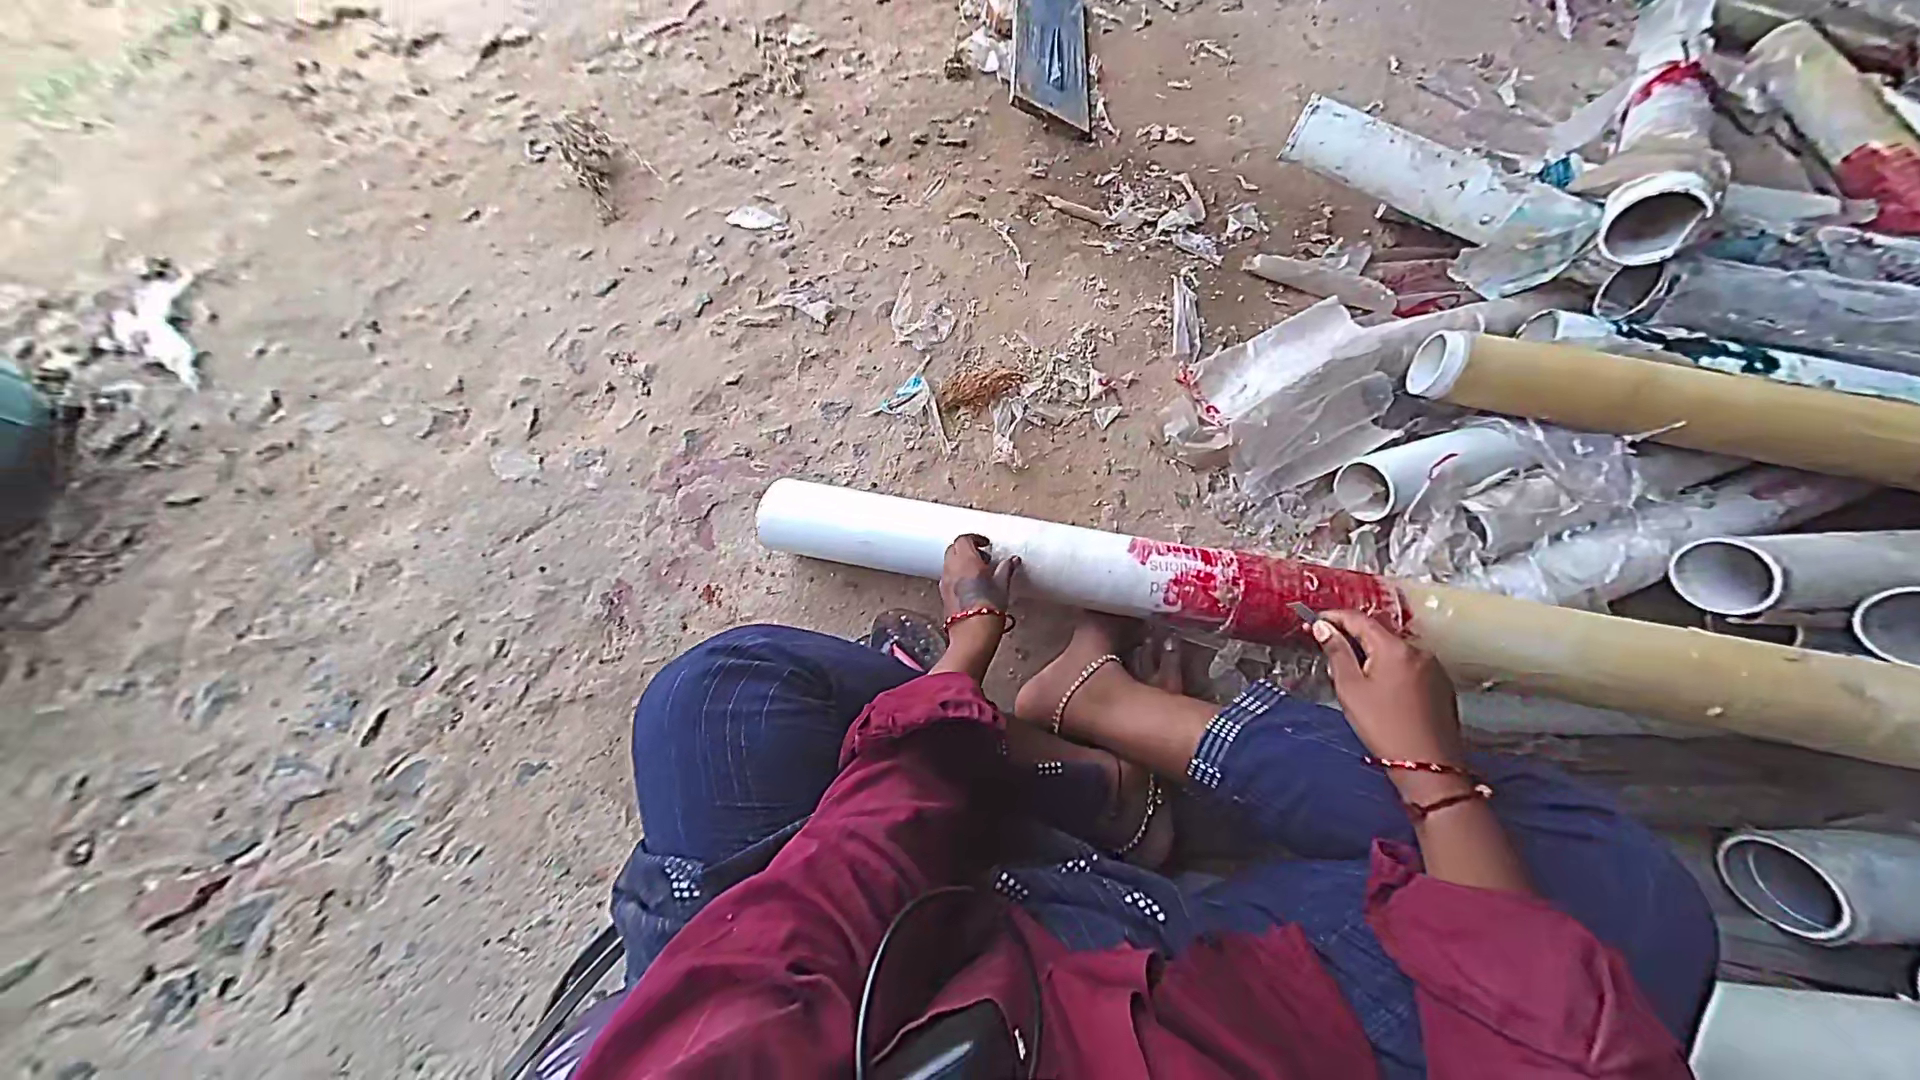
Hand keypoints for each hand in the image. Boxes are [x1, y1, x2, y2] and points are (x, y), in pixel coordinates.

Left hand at [939, 534, 1018, 617]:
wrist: (972, 631)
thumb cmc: (989, 606)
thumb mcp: (1002, 585)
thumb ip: (1006, 568)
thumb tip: (1013, 560)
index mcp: (966, 560)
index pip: (964, 539)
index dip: (975, 538)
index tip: (985, 544)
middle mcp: (952, 567)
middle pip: (953, 548)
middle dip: (966, 548)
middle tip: (982, 557)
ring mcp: (945, 581)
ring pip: (949, 562)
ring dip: (960, 562)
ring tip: (977, 572)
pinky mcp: (943, 594)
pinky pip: (947, 576)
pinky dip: (956, 574)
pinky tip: (970, 585)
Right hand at [1311, 610, 1465, 772]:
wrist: (1428, 765)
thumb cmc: (1382, 724)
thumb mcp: (1350, 687)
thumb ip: (1336, 652)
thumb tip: (1324, 626)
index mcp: (1394, 648)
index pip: (1359, 619)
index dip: (1333, 617)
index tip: (1314, 621)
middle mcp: (1418, 651)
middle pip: (1378, 632)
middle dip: (1350, 634)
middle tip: (1325, 644)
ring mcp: (1433, 667)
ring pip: (1393, 648)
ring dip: (1369, 650)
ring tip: (1349, 668)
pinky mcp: (1440, 683)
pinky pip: (1407, 663)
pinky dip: (1387, 664)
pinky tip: (1376, 683)